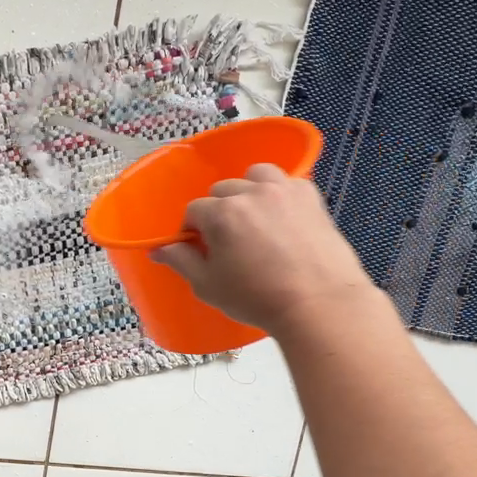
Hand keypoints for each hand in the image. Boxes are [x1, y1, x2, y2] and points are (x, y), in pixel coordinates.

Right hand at [151, 163, 381, 338]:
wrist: (316, 301)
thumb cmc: (255, 297)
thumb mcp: (207, 285)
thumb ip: (181, 261)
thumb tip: (160, 249)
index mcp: (221, 214)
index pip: (193, 210)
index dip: (191, 230)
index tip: (198, 248)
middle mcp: (251, 193)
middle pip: (222, 189)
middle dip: (217, 210)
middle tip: (225, 238)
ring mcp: (284, 190)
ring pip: (255, 175)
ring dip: (247, 191)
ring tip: (250, 217)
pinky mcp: (310, 196)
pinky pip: (286, 182)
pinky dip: (276, 193)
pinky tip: (278, 217)